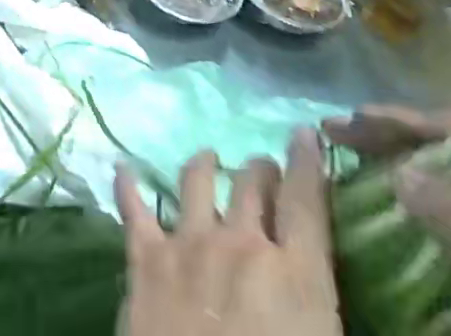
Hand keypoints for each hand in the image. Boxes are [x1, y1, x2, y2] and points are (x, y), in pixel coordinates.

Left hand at [115, 127, 340, 335]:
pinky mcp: (144, 260)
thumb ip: (328, 319)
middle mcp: (242, 244)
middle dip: (259, 170)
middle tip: (261, 172)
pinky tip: (122, 168)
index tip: (305, 133)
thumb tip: (321, 299)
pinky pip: (134, 210)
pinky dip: (128, 186)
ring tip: (208, 159)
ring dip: (205, 165)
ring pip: (197, 180)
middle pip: (252, 183)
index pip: (307, 200)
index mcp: (297, 275)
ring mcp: (189, 245)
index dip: (308, 161)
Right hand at [324, 107, 450, 335]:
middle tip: (338, 128)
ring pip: (445, 177)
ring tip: (341, 146)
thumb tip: (400, 171)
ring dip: (391, 158)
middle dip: (398, 134)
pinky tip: (366, 188)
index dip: (427, 121)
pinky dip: (401, 198)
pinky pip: (439, 215)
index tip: (367, 117)